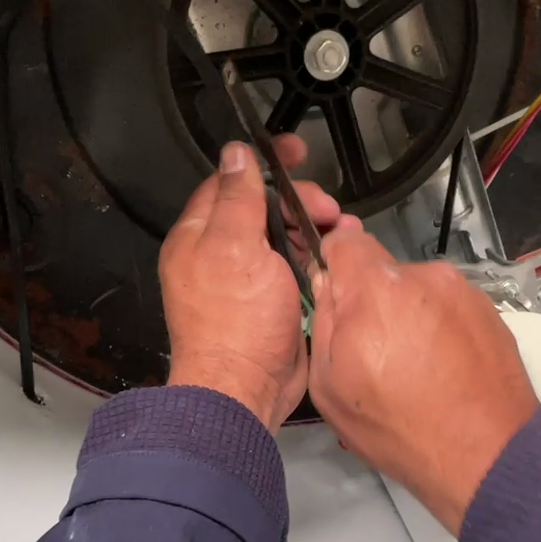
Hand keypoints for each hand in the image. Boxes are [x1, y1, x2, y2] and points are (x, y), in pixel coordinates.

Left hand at [161, 136, 348, 429]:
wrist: (245, 390)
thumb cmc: (233, 323)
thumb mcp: (235, 246)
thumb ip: (237, 197)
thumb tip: (235, 153)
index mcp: (199, 237)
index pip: (229, 182)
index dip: (264, 163)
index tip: (296, 151)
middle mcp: (218, 256)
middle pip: (261, 210)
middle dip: (298, 202)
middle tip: (327, 208)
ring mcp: (245, 282)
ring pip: (282, 239)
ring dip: (312, 229)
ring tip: (340, 229)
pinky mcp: (269, 305)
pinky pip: (293, 270)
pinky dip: (315, 259)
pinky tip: (336, 255)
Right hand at [308, 227, 537, 533]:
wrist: (485, 454)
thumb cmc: (398, 428)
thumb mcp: (329, 386)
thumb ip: (322, 324)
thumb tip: (328, 289)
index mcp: (376, 288)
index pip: (344, 241)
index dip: (333, 264)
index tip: (335, 297)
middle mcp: (423, 276)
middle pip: (383, 272)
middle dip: (372, 303)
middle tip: (375, 354)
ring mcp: (463, 291)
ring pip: (417, 292)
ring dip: (408, 318)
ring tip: (414, 370)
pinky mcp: (491, 311)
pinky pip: (448, 309)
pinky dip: (439, 331)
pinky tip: (443, 371)